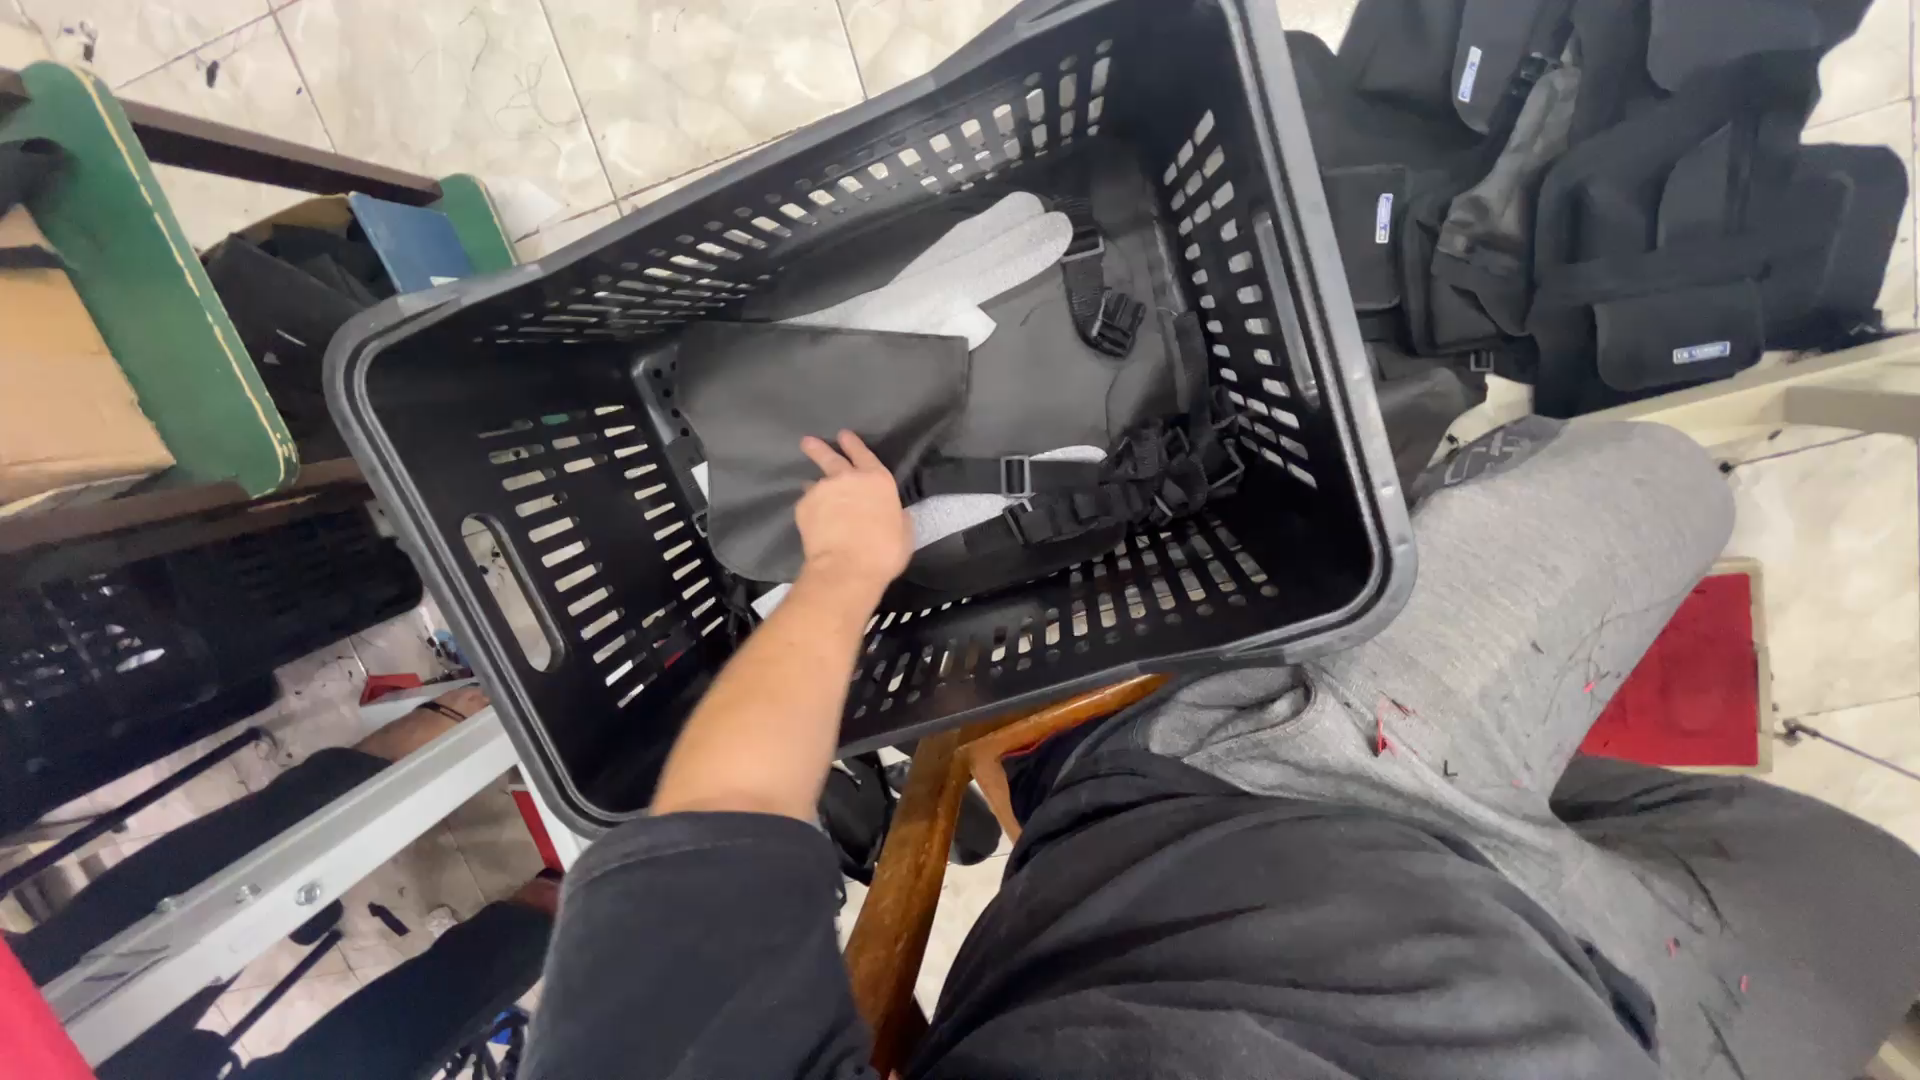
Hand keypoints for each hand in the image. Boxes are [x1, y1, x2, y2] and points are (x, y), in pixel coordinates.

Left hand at [796, 430, 912, 594]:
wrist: (847, 568)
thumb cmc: (884, 552)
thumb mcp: (903, 533)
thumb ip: (897, 517)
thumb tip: (895, 514)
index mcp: (878, 481)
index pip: (864, 454)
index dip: (854, 445)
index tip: (844, 435)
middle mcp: (848, 478)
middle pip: (831, 457)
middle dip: (819, 449)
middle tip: (807, 442)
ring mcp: (823, 490)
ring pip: (816, 483)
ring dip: (815, 486)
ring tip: (811, 490)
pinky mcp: (804, 507)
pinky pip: (807, 504)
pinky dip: (810, 509)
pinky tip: (813, 520)